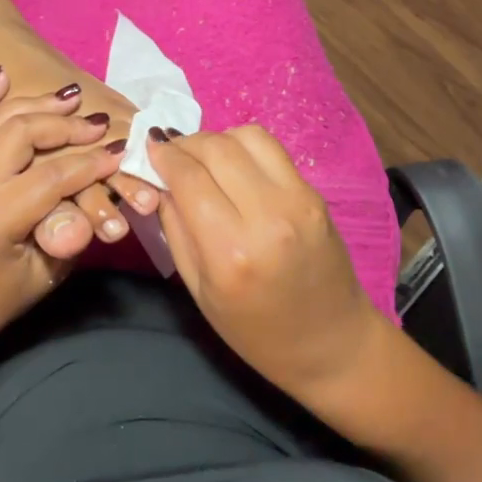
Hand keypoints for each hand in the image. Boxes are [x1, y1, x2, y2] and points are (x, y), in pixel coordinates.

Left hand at [0, 17, 160, 257]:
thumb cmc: (5, 292)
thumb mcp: (47, 273)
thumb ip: (72, 232)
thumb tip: (100, 197)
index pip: (50, 176)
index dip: (90, 164)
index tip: (120, 153)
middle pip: (21, 133)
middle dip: (65, 125)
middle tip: (98, 125)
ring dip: (35, 103)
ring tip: (70, 98)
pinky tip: (3, 76)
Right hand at [147, 125, 384, 399]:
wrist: (333, 345)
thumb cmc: (255, 331)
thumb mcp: (198, 290)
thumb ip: (174, 228)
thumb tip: (159, 180)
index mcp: (231, 252)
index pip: (187, 177)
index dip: (163, 157)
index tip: (148, 151)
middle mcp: (266, 217)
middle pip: (215, 148)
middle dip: (185, 144)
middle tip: (171, 155)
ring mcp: (297, 201)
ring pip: (245, 137)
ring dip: (216, 140)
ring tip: (204, 160)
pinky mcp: (314, 194)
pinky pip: (271, 149)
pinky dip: (243, 148)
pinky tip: (233, 167)